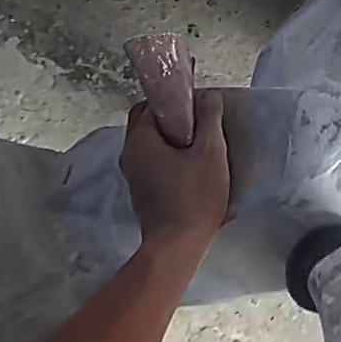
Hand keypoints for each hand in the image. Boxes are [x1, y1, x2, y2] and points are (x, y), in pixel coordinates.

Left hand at [121, 88, 229, 250]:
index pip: (151, 104)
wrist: (177, 246)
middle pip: (147, 123)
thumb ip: (210, 118)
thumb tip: (208, 95)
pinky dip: (169, 157)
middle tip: (200, 124)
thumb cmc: (195, 197)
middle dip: (172, 118)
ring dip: (171, 138)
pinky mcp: (142, 192)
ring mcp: (133, 175)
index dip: (175, 99)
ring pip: (150, 144)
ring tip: (200, 144)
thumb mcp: (211, 152)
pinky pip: (153, 162)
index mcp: (140, 140)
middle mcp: (129, 154)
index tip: (198, 105)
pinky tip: (191, 167)